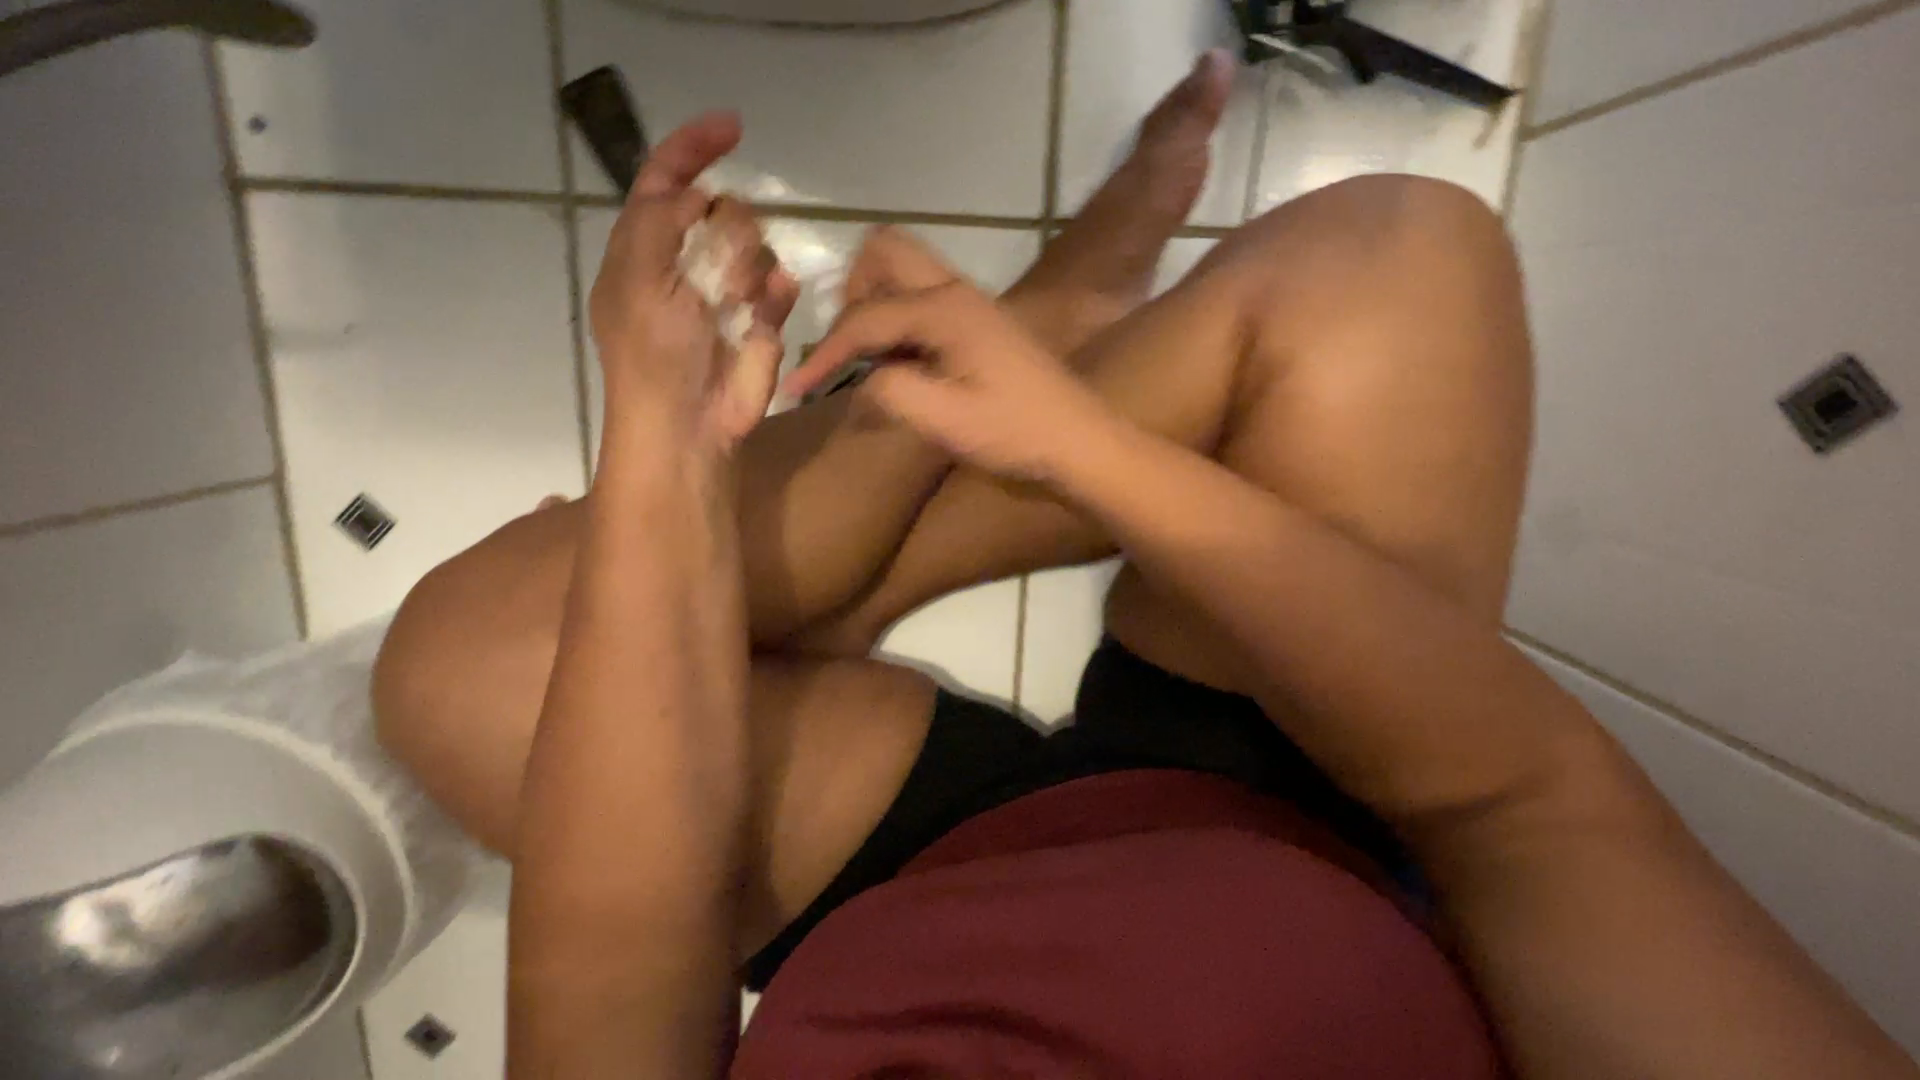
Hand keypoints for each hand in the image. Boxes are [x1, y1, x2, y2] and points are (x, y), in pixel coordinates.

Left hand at [588, 113, 799, 451]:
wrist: (688, 427)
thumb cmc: (653, 357)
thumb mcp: (638, 280)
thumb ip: (660, 223)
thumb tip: (702, 195)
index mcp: (642, 250)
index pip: (665, 180)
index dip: (692, 148)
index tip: (733, 126)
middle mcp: (685, 264)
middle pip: (721, 210)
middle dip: (725, 230)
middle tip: (714, 271)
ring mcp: (725, 294)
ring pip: (754, 244)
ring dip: (746, 267)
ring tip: (733, 307)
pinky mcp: (759, 323)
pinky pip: (779, 285)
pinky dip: (775, 292)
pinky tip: (763, 313)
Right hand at [784, 227, 1118, 481]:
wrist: (1078, 440)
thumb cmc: (1016, 434)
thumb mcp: (946, 422)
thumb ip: (891, 393)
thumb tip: (861, 378)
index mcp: (945, 310)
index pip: (864, 317)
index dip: (823, 353)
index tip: (795, 390)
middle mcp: (955, 290)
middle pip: (884, 251)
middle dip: (851, 292)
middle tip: (845, 349)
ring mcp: (970, 301)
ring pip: (904, 266)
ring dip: (874, 299)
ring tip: (869, 358)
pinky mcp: (977, 320)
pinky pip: (922, 293)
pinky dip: (897, 314)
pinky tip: (900, 362)